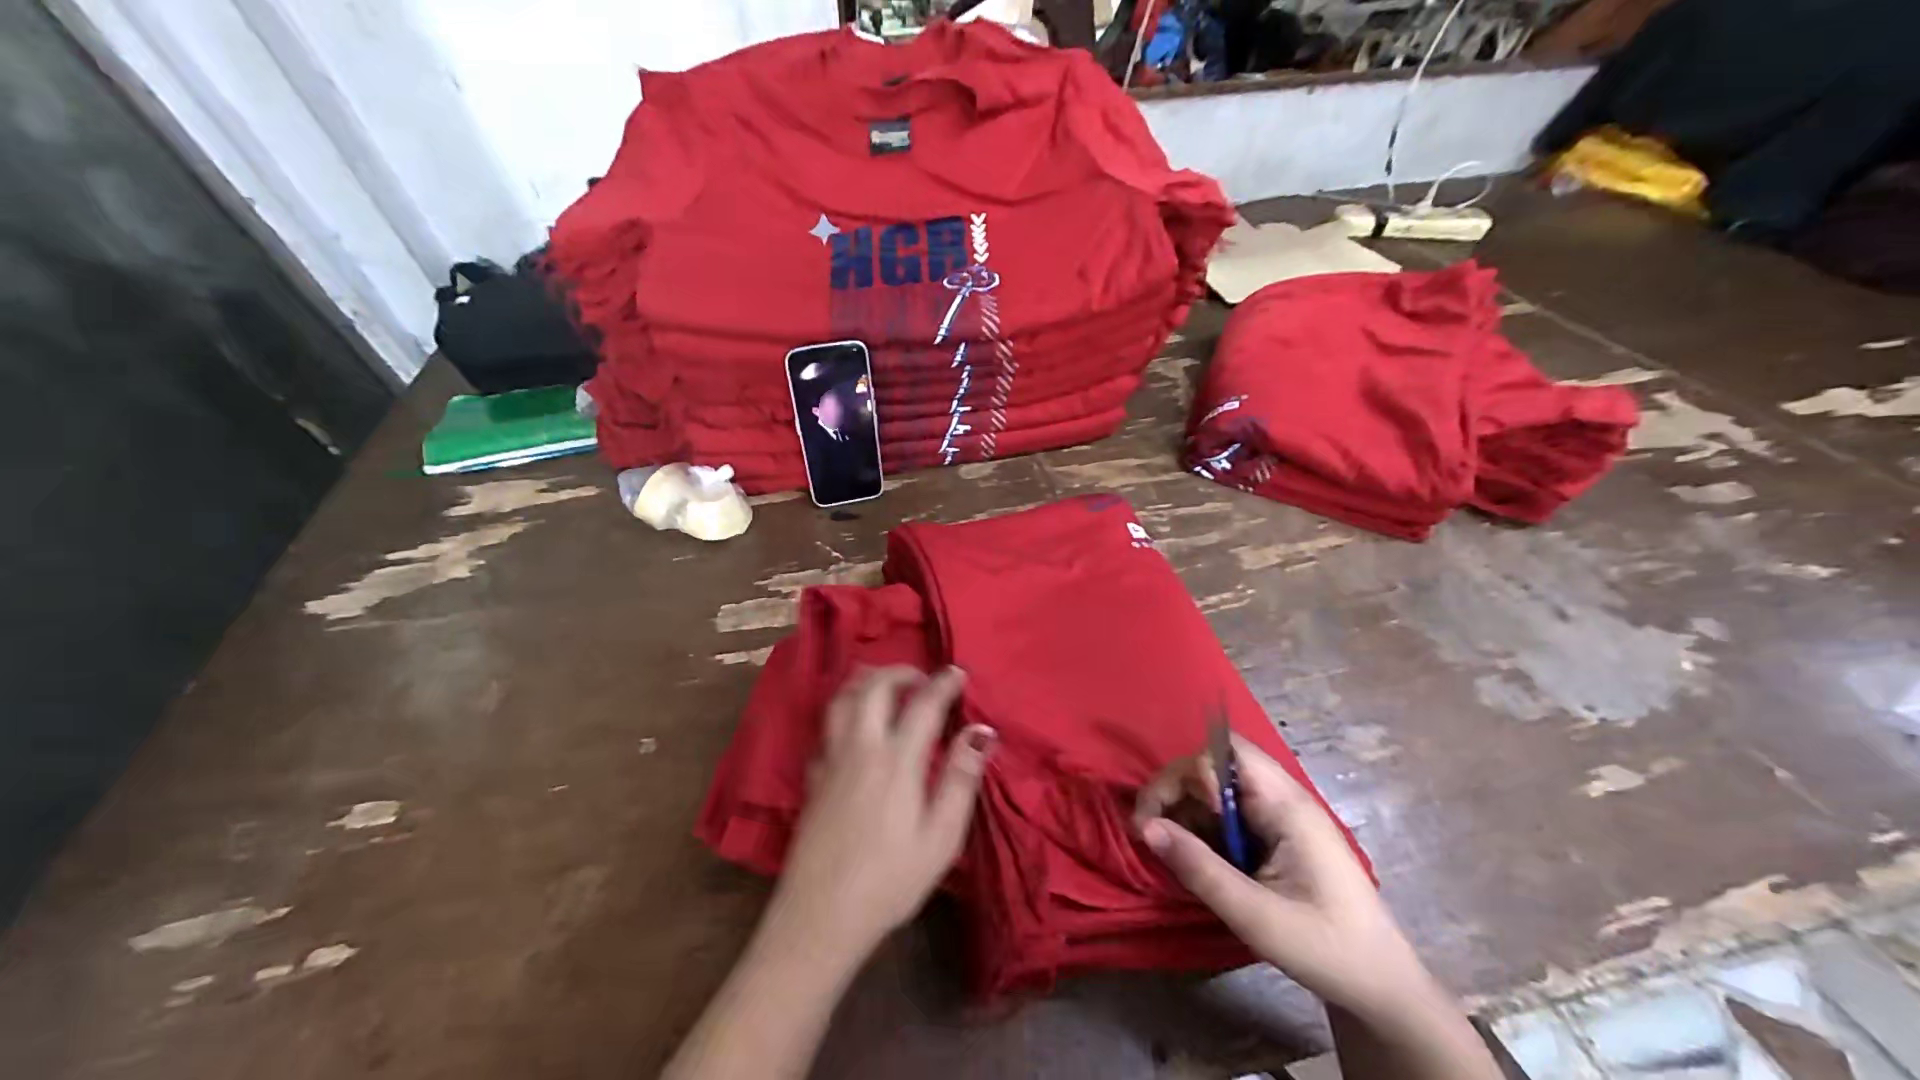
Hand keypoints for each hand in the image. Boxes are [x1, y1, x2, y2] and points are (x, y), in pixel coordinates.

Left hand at [766, 666, 994, 964]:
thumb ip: (960, 779)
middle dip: (900, 671)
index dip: (943, 683)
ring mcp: (830, 760)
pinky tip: (856, 729)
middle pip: (874, 687)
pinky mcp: (813, 778)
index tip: (958, 672)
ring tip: (887, 686)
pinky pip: (827, 727)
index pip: (922, 704)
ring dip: (866, 681)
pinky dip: (845, 711)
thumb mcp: (941, 837)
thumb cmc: (891, 881)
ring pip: (842, 699)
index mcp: (896, 760)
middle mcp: (860, 748)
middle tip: (923, 679)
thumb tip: (982, 733)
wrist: (820, 915)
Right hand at [1133, 734, 1434, 1018]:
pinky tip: (1191, 858)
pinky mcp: (1273, 838)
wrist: (1382, 988)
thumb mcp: (1256, 916)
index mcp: (1286, 805)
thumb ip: (1199, 868)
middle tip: (1149, 831)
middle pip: (1214, 765)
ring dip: (1183, 811)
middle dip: (1175, 789)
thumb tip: (1146, 828)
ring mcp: (1277, 819)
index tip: (1177, 819)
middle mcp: (1280, 800)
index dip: (1193, 774)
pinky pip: (1225, 816)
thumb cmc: (1326, 948)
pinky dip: (1200, 829)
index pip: (1227, 751)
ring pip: (1215, 790)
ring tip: (1166, 848)